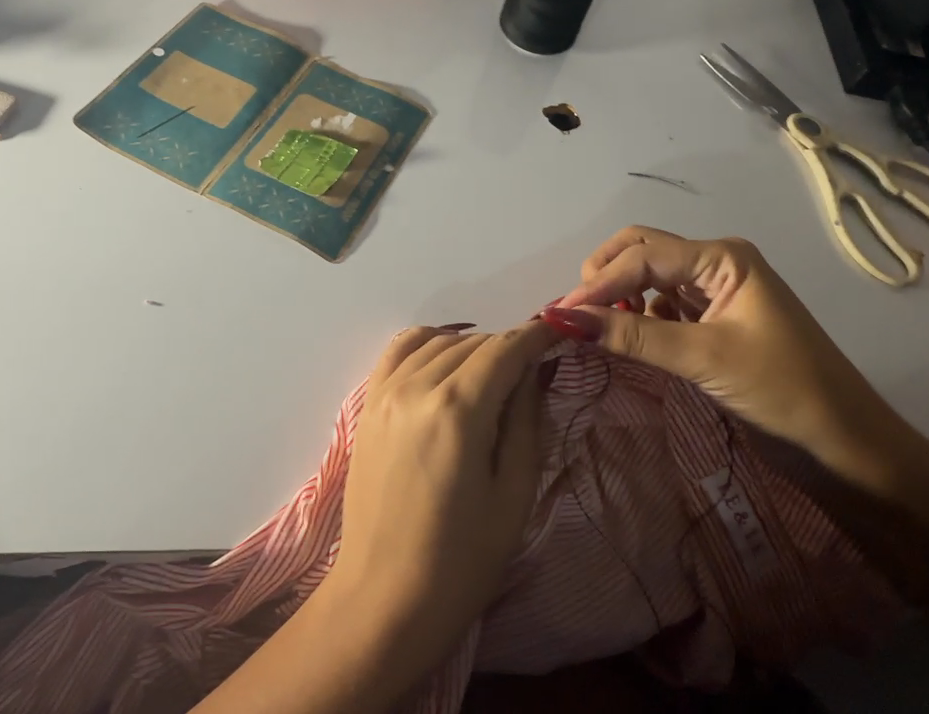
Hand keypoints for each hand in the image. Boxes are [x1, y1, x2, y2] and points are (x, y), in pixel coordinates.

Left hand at [326, 323, 554, 671]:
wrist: (385, 598)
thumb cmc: (462, 558)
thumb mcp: (514, 492)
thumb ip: (526, 420)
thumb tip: (533, 370)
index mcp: (458, 409)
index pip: (505, 349)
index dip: (537, 335)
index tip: (562, 330)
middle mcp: (416, 387)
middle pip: (473, 343)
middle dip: (508, 348)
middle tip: (533, 370)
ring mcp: (383, 393)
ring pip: (437, 342)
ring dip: (471, 347)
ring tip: (494, 375)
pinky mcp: (366, 407)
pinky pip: (397, 351)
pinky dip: (427, 344)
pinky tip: (446, 360)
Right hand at [542, 226, 908, 483]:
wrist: (847, 444)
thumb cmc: (783, 391)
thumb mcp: (703, 358)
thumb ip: (632, 335)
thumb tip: (562, 318)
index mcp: (723, 258)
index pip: (642, 255)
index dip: (598, 282)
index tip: (559, 317)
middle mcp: (717, 264)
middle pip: (642, 252)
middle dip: (605, 277)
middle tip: (578, 318)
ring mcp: (717, 292)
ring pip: (649, 278)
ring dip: (619, 296)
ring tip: (596, 332)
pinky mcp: (715, 321)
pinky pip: (662, 306)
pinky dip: (637, 317)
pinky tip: (626, 340)